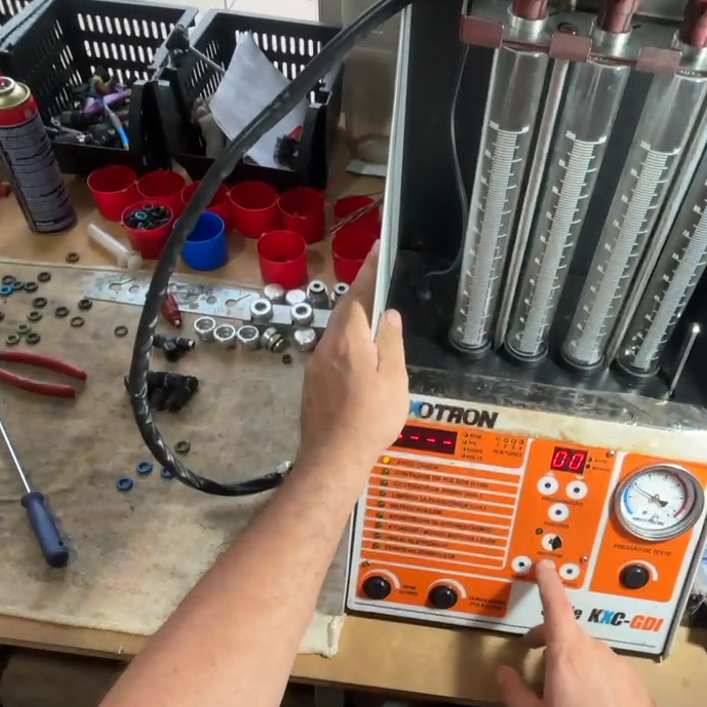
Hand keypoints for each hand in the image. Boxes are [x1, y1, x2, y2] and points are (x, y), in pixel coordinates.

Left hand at [296, 251, 406, 482]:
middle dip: (362, 292)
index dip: (371, 269)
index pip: (361, 294)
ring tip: (373, 318)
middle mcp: (327, 346)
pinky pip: (332, 352)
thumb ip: (391, 343)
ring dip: (354, 320)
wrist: (332, 459)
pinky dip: (348, 343)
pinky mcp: (312, 384)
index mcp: (350, 340)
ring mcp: (316, 365)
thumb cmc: (370, 420)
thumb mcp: (394, 380)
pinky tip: (359, 357)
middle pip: (346, 311)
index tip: (378, 247)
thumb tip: (388, 314)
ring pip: (338, 332)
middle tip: (378, 278)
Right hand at [496, 562, 681, 706]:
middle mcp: (596, 650)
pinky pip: (606, 670)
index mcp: (568, 652)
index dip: (546, 581)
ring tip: (563, 696)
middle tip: (532, 655)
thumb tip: (504, 672)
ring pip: (587, 653)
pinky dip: (592, 678)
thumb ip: (514, 693)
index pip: (556, 604)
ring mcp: (619, 665)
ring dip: (570, 661)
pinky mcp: (635, 682)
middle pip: (568, 632)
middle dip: (548, 637)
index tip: (541, 564)